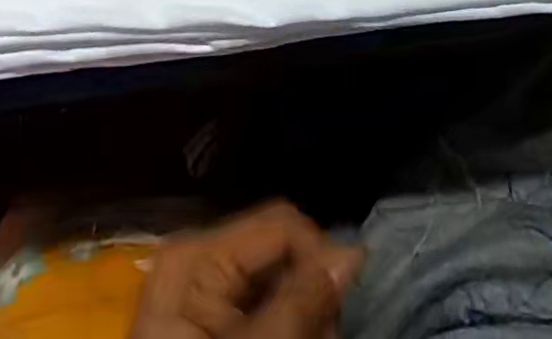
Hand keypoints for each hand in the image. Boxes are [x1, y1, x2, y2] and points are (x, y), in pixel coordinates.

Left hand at [132, 201, 365, 338]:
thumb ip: (305, 299)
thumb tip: (354, 251)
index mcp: (198, 254)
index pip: (284, 224)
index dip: (320, 259)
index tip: (335, 310)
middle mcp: (197, 254)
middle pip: (282, 246)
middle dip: (313, 286)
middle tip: (326, 334)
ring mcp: (198, 284)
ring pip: (277, 272)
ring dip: (304, 305)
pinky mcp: (204, 310)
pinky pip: (260, 295)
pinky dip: (284, 317)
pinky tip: (293, 336)